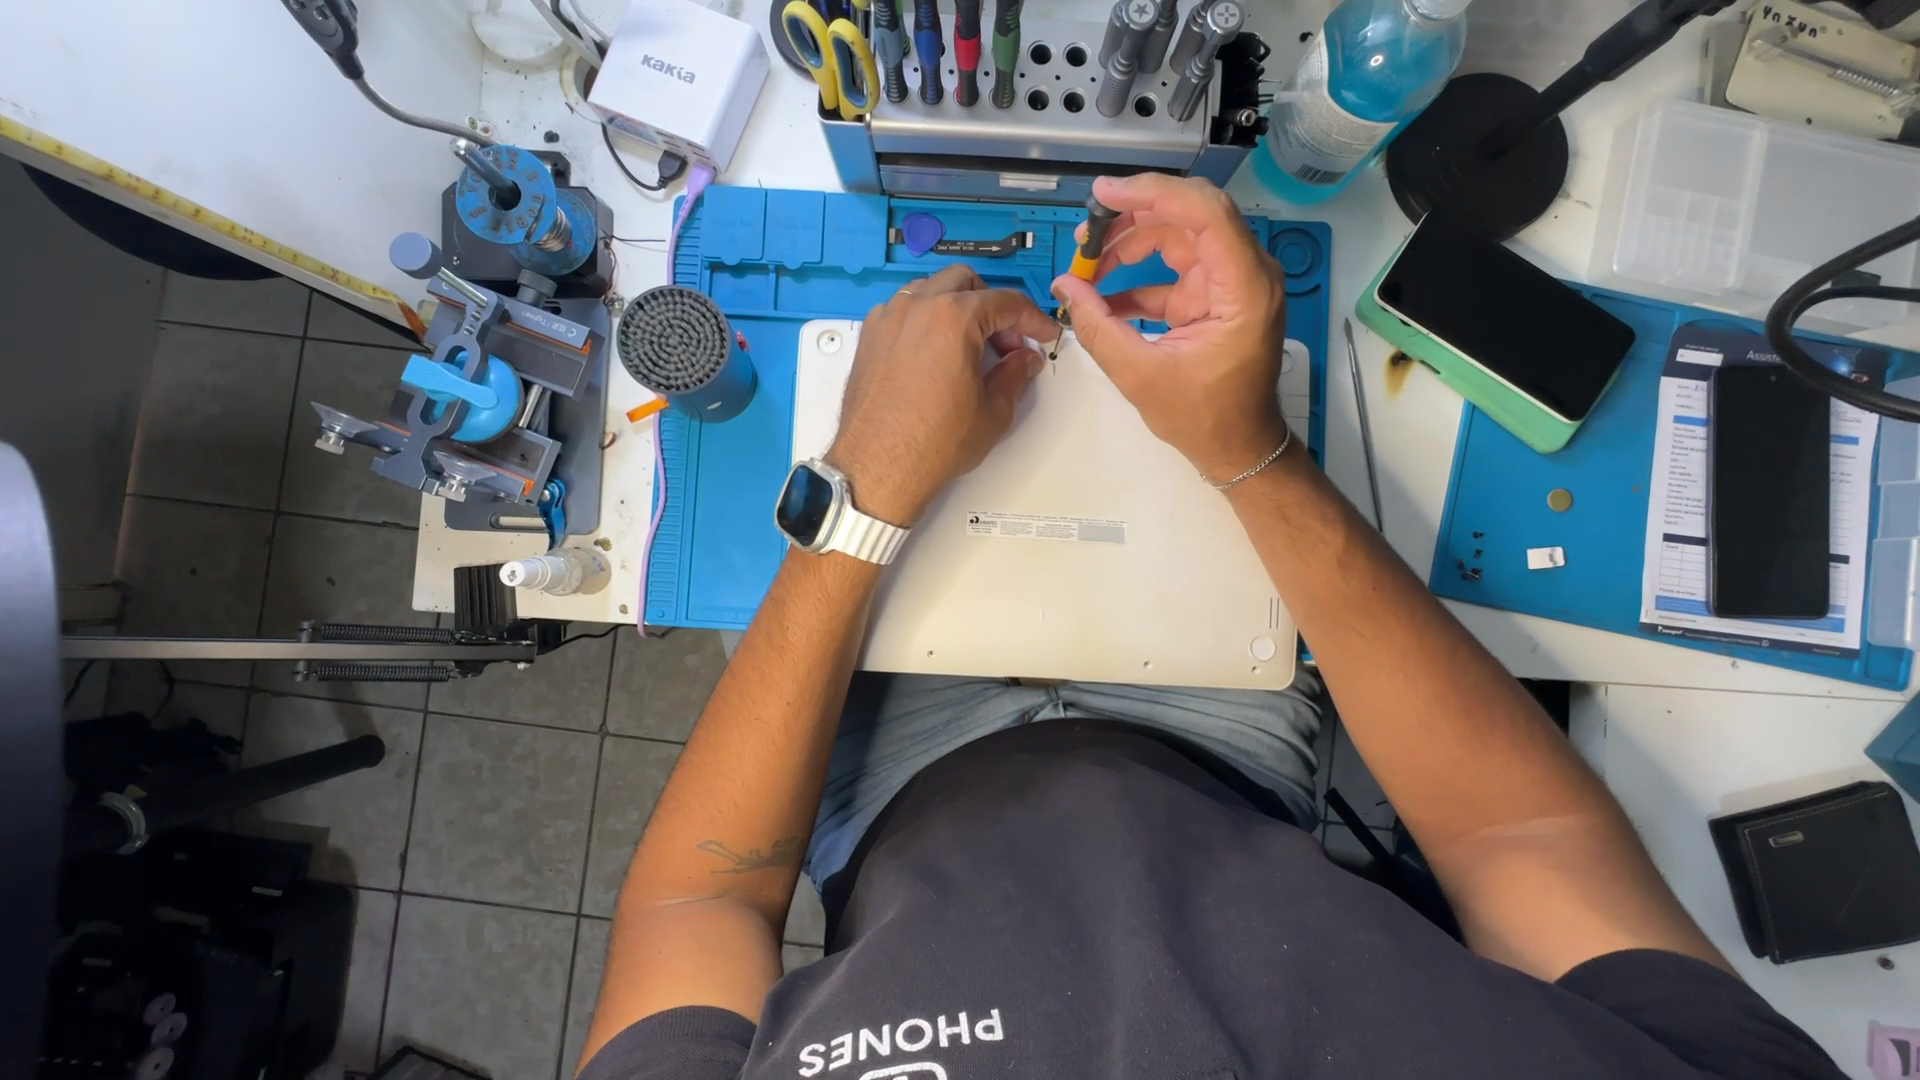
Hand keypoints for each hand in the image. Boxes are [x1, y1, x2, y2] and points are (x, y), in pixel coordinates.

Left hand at [826, 265, 1057, 526]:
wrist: (878, 468)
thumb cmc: (931, 444)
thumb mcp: (992, 412)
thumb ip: (1015, 375)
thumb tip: (1023, 360)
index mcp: (953, 317)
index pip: (1006, 302)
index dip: (1032, 318)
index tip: (1041, 333)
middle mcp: (917, 308)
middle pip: (966, 282)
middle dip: (992, 305)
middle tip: (1007, 342)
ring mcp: (888, 319)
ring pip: (931, 290)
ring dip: (957, 307)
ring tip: (971, 346)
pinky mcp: (870, 337)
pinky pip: (904, 311)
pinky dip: (925, 320)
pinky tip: (936, 353)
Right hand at [1051, 174, 1289, 484]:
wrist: (1238, 447)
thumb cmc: (1204, 418)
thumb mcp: (1141, 375)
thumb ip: (1098, 328)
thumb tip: (1064, 287)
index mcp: (1243, 288)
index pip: (1203, 212)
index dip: (1151, 193)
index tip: (1104, 195)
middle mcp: (1245, 274)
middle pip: (1189, 216)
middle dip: (1134, 217)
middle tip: (1087, 234)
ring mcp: (1230, 284)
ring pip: (1178, 238)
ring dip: (1131, 246)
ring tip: (1088, 265)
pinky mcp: (1215, 298)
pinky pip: (1173, 272)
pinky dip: (1138, 280)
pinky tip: (1103, 297)